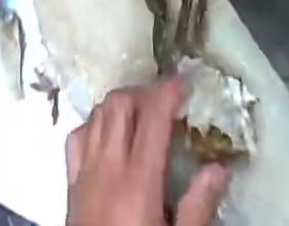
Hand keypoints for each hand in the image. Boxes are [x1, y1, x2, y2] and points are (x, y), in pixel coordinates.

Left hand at [67, 78, 230, 225]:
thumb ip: (197, 206)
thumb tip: (219, 168)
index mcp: (138, 182)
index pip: (153, 117)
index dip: (169, 91)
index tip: (185, 81)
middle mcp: (108, 167)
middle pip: (120, 103)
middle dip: (144, 92)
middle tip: (167, 103)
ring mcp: (84, 173)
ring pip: (98, 113)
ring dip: (120, 104)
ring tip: (142, 114)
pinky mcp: (70, 185)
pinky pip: (77, 137)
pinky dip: (95, 124)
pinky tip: (110, 137)